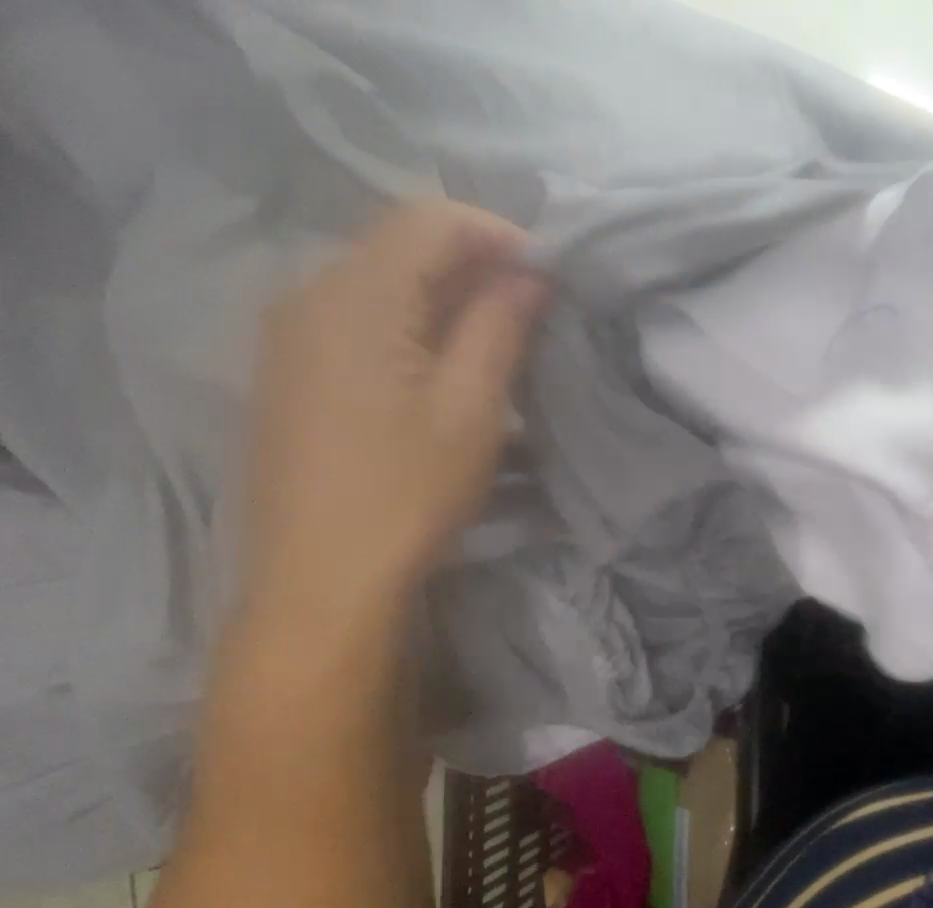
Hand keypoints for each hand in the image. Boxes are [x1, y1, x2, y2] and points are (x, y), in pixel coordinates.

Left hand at [244, 200, 548, 619]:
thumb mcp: (472, 406)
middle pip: (402, 244)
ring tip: (504, 339)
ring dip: (450, 295)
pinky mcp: (295, 368)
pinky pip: (362, 316)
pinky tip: (449, 365)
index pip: (430, 220)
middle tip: (538, 310)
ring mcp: (293, 333)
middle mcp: (309, 296)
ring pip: (384, 280)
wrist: (323, 575)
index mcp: (354, 297)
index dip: (500, 235)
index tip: (553, 278)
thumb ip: (501, 324)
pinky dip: (416, 322)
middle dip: (478, 264)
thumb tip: (532, 272)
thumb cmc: (408, 490)